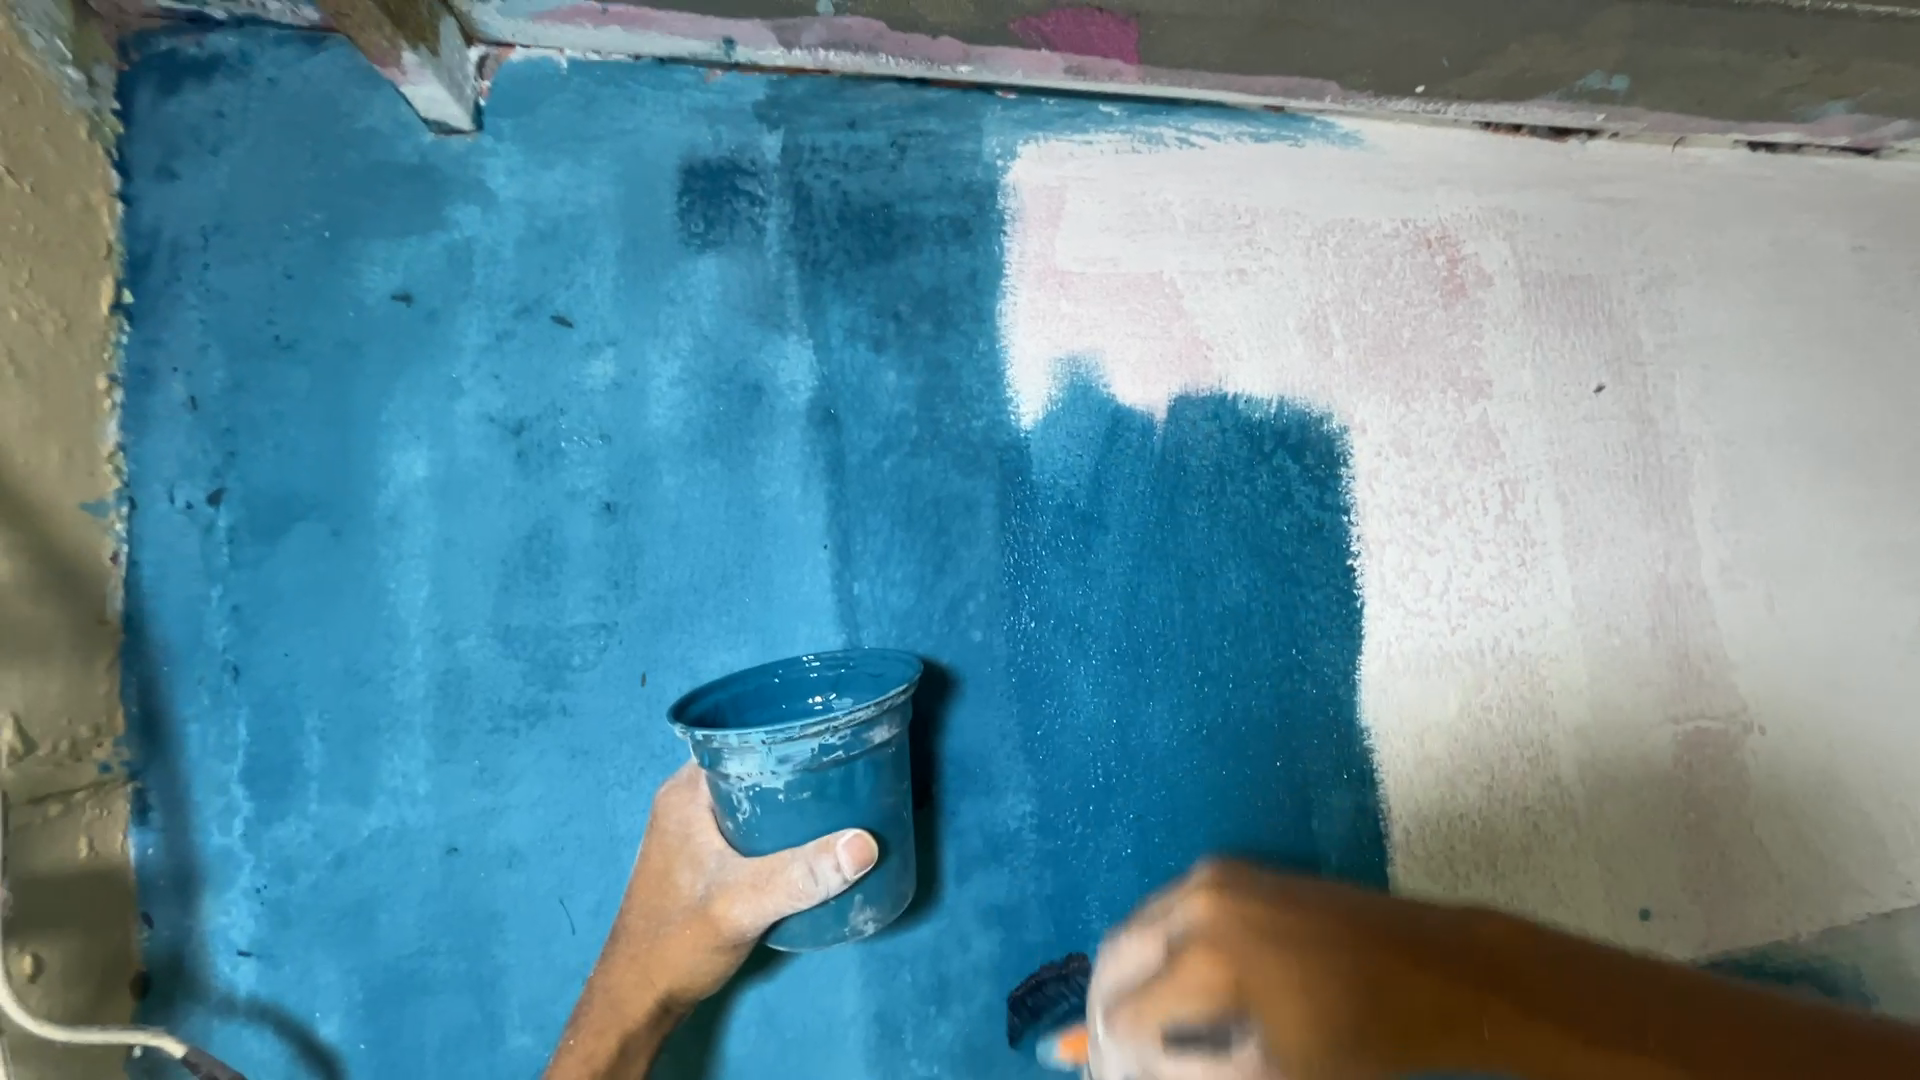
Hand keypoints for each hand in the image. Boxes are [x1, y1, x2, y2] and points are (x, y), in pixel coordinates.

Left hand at [544, 763, 878, 1078]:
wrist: (639, 1003)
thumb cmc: (677, 942)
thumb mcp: (743, 904)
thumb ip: (802, 875)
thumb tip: (867, 844)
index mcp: (688, 790)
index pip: (743, 734)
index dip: (788, 729)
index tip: (835, 732)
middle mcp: (691, 798)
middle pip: (755, 761)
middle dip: (801, 762)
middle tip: (850, 764)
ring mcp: (699, 828)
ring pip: (757, 792)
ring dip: (794, 794)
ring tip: (843, 794)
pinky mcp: (710, 855)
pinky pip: (755, 819)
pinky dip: (785, 821)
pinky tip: (817, 834)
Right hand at [1085, 860, 1919, 1079]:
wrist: (1427, 969)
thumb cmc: (1357, 1042)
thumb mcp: (1269, 1079)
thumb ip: (1188, 1076)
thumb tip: (1124, 1069)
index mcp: (1202, 959)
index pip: (1123, 1014)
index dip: (1113, 1055)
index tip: (1113, 1075)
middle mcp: (1192, 901)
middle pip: (1114, 956)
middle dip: (1109, 1006)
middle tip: (1114, 1049)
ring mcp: (1209, 875)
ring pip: (1136, 926)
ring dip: (1129, 973)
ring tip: (1145, 1019)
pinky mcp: (1227, 866)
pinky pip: (1166, 906)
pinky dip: (1156, 944)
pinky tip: (1176, 978)